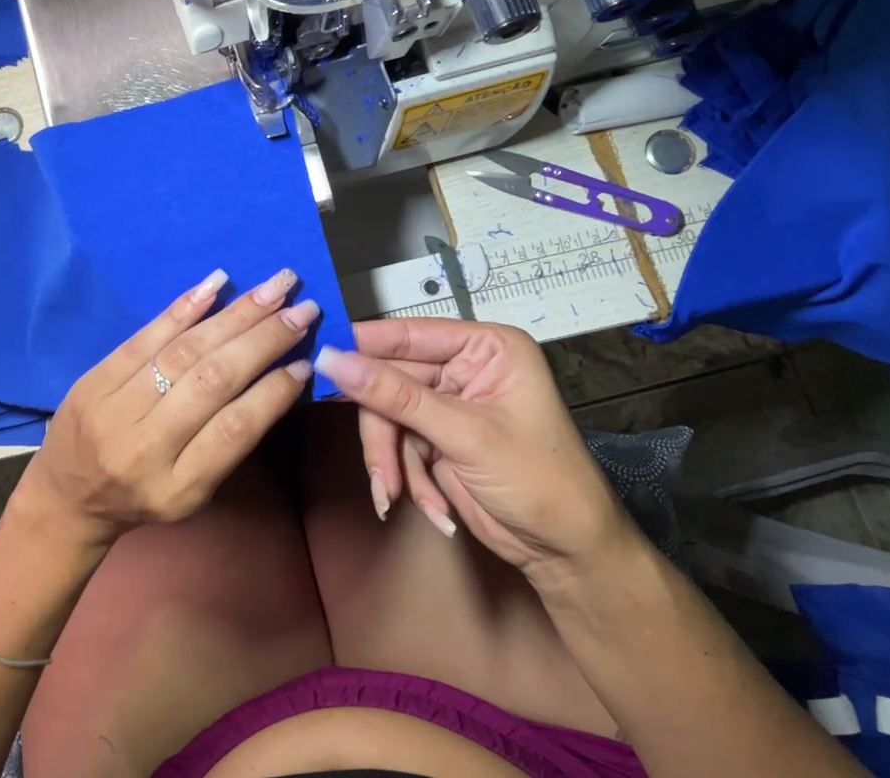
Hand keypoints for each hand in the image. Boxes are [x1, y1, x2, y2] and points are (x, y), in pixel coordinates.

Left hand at [12, 268, 318, 548]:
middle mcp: (144, 449)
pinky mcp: (93, 382)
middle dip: (263, 340)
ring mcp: (113, 412)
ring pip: (181, 354)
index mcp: (178, 487)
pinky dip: (182, 309)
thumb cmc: (141, 498)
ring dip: (233, 316)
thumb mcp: (190, 494)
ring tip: (272, 288)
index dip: (274, 393)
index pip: (234, 429)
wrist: (66, 497)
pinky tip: (216, 285)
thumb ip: (228, 442)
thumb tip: (279, 376)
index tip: (307, 361)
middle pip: (212, 382)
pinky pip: (143, 338)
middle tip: (302, 308)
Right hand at [315, 320, 637, 579]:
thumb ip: (395, 395)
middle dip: (383, 433)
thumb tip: (331, 359)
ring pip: (386, 417)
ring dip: (391, 462)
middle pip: (388, 382)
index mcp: (485, 348)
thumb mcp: (464, 434)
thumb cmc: (538, 480)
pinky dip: (407, 477)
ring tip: (398, 496)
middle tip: (379, 471)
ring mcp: (448, 404)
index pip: (408, 336)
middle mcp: (464, 368)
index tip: (319, 360)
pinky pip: (397, 444)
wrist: (569, 553)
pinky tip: (434, 509)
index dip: (362, 348)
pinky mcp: (436, 437)